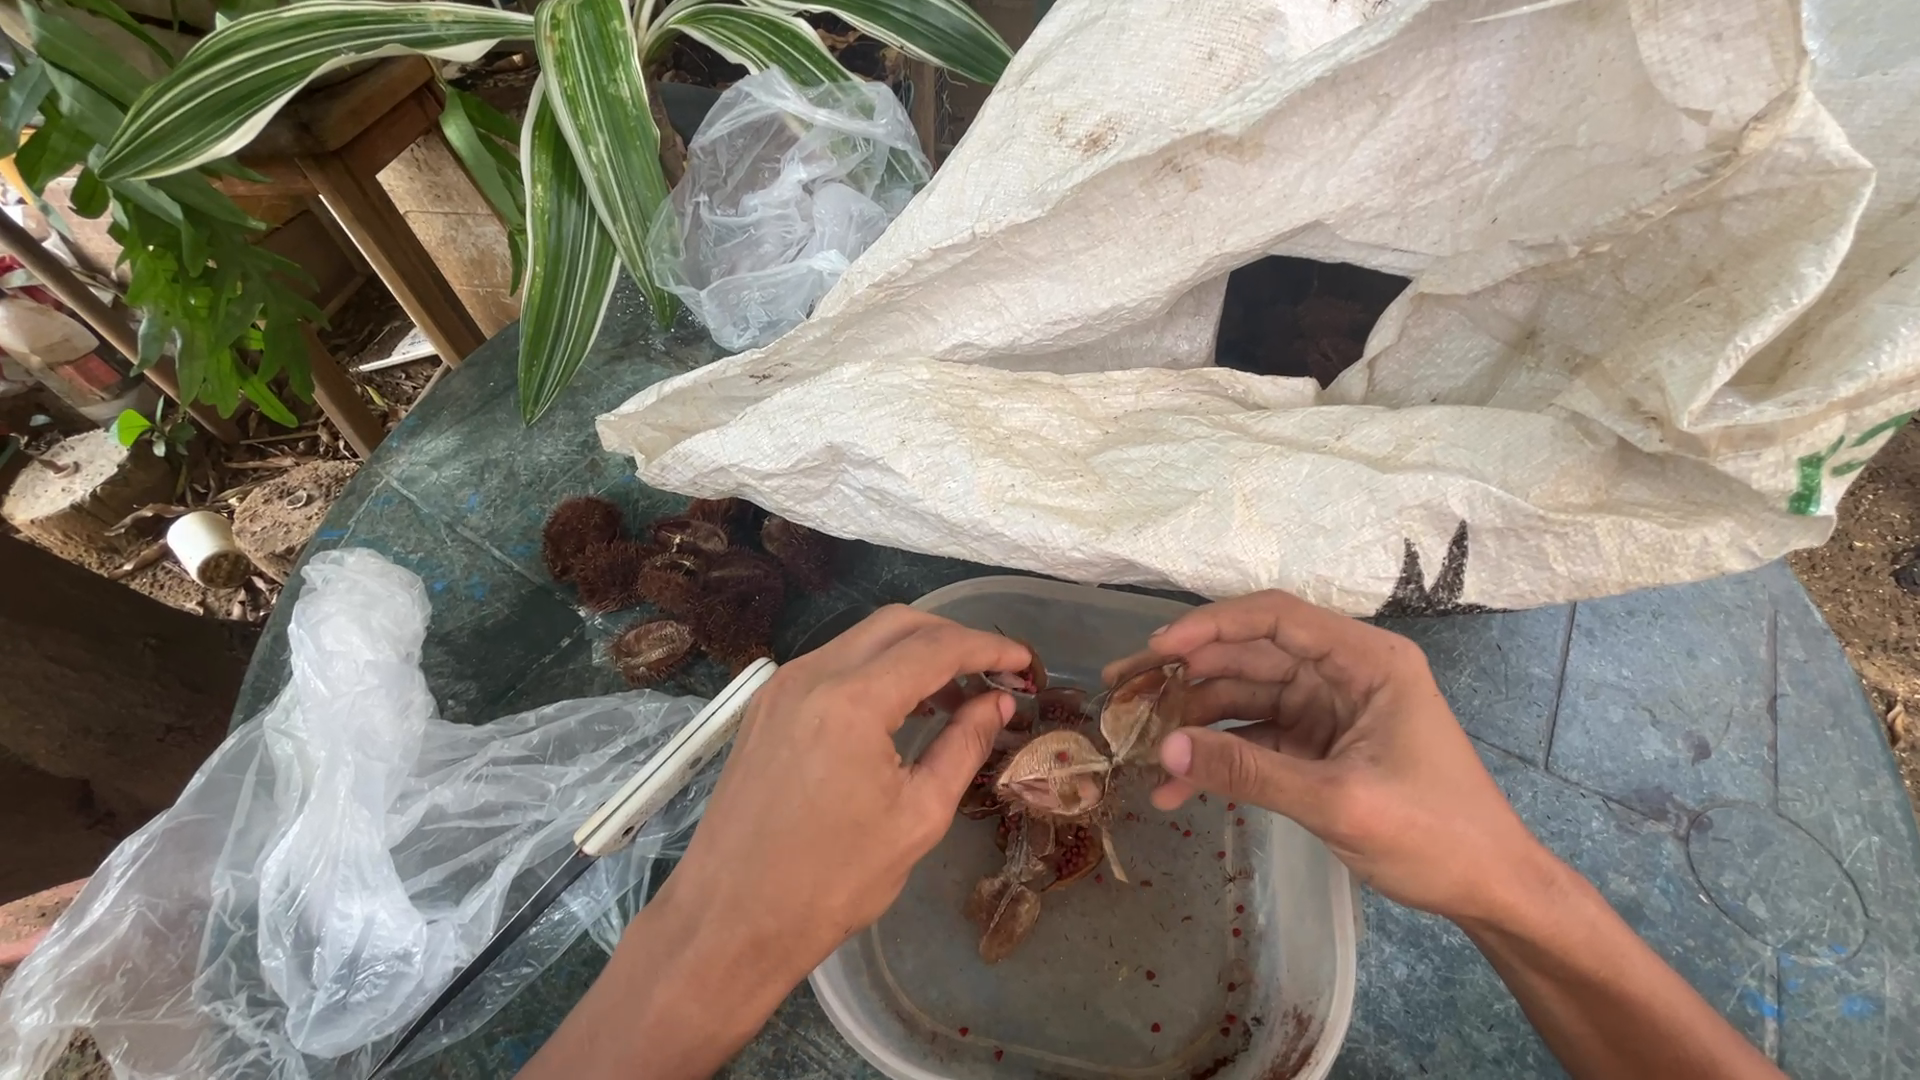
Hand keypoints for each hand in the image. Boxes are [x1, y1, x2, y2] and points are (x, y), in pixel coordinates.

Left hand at [523, 608, 1025, 1079]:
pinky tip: (903, 705)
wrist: (728, 921)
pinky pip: (835, 663)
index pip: (936, 648)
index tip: (1025, 662)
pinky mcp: (767, 705)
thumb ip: (964, 746)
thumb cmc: (831, 881)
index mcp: (852, 699)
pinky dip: (877, 669)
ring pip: (864, 638)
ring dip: (915, 651)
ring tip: (956, 692)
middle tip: (994, 673)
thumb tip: (998, 704)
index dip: (988, 649)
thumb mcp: (917, 816)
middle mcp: (812, 673)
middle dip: (953, 638)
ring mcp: (782, 685)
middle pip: (898, 623)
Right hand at [1103, 590, 1545, 921]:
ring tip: (1134, 739)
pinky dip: (1215, 758)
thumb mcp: (1339, 802)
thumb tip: (1165, 750)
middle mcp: (1340, 672)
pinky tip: (1175, 789)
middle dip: (1183, 673)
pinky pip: (1250, 737)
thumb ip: (1249, 771)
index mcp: (1365, 661)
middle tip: (1122, 689)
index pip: (1277, 617)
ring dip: (1190, 718)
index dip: (1211, 625)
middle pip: (1246, 654)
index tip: (1157, 648)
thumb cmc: (1437, 835)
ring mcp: (1322, 708)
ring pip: (1239, 694)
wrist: (1492, 893)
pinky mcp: (1311, 742)